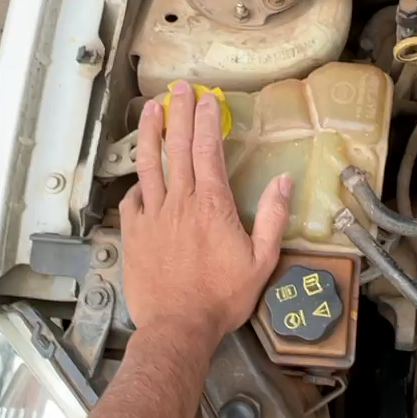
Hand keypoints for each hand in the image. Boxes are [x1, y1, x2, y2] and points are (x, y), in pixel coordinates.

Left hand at [120, 81, 291, 360]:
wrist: (177, 328)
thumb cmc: (222, 297)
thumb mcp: (261, 261)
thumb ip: (272, 217)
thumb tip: (284, 181)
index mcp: (212, 206)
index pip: (207, 151)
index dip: (207, 121)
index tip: (208, 99)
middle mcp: (179, 203)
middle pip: (177, 148)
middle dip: (180, 114)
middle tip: (179, 89)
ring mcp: (152, 216)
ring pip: (148, 165)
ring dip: (151, 133)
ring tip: (151, 109)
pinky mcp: (133, 233)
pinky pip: (133, 199)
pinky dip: (137, 183)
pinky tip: (140, 175)